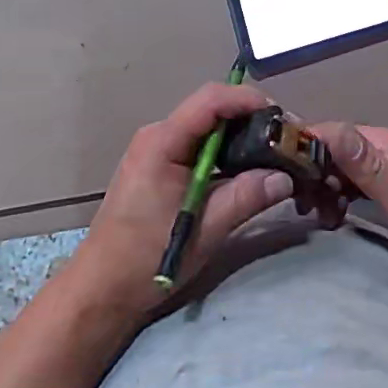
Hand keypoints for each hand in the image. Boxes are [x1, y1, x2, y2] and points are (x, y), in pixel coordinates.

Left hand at [68, 83, 296, 313]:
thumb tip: (285, 177)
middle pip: (209, 110)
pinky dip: (223, 152)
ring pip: (205, 128)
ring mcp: (156, 149)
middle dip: (250, 118)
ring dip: (238, 136)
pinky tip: (245, 170)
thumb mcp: (204, 230)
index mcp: (162, 142)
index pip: (210, 101)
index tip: (281, 116)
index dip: (247, 100)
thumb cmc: (147, 257)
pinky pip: (196, 146)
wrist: (101, 287)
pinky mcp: (159, 166)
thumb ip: (245, 197)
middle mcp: (158, 135)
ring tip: (273, 154)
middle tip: (285, 140)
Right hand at [310, 122, 387, 287]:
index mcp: (386, 143)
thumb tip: (330, 129)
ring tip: (313, 213)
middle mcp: (384, 149)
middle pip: (333, 149)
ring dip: (322, 186)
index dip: (303, 145)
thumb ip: (368, 165)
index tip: (279, 169)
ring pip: (340, 169)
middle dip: (310, 171)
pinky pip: (352, 185)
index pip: (331, 131)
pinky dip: (337, 197)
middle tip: (296, 201)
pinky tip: (331, 216)